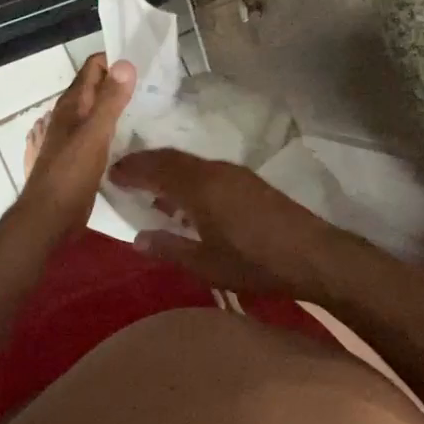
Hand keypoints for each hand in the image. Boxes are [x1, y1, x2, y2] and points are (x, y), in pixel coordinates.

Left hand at [16, 54, 134, 240]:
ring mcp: (73, 136)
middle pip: (96, 87)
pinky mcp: (79, 156)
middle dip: (120, 81)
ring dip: (118, 105)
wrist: (49, 216)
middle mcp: (69, 115)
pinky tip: (133, 136)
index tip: (143, 63)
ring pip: (98, 110)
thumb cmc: (70, 173)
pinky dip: (114, 127)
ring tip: (149, 107)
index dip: (115, 59)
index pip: (92, 67)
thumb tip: (125, 62)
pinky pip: (99, 132)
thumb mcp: (94, 133)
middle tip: (153, 85)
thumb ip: (110, 100)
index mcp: (71, 104)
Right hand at [107, 149, 354, 302]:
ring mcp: (234, 174)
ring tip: (149, 189)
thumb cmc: (255, 262)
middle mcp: (214, 171)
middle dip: (145, 164)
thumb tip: (138, 238)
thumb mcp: (206, 265)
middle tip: (123, 173)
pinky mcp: (248, 182)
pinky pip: (205, 171)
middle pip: (171, 159)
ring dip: (167, 171)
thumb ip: (170, 249)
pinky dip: (186, 178)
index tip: (109, 172)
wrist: (314, 255)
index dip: (131, 169)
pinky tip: (185, 200)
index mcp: (199, 186)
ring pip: (190, 164)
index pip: (156, 168)